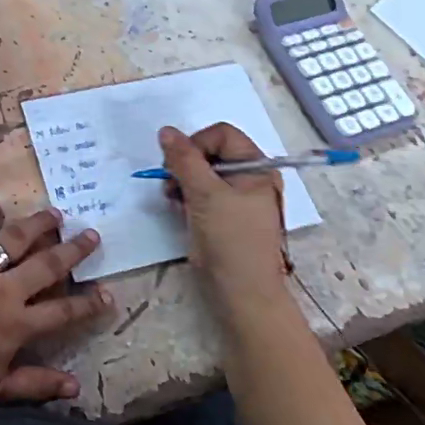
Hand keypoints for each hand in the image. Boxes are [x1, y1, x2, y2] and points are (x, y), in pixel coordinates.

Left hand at [0, 205, 112, 408]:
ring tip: (55, 214)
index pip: (63, 310)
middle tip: (92, 235)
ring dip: (38, 225)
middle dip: (73, 250)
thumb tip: (76, 387)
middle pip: (47, 264)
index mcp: (16, 324)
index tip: (108, 292)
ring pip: (15, 239)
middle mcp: (2, 290)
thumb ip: (36, 385)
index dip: (88, 303)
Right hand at [160, 124, 289, 304]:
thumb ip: (184, 159)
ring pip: (203, 173)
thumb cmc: (230, 239)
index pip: (221, 134)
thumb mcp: (205, 194)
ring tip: (172, 198)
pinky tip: (179, 208)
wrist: (243, 294)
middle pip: (211, 152)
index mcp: (257, 168)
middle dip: (186, 163)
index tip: (178, 165)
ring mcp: (238, 198)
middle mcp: (251, 178)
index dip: (196, 143)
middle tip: (170, 182)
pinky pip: (203, 193)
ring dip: (183, 180)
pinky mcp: (225, 216)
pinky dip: (188, 196)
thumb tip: (166, 131)